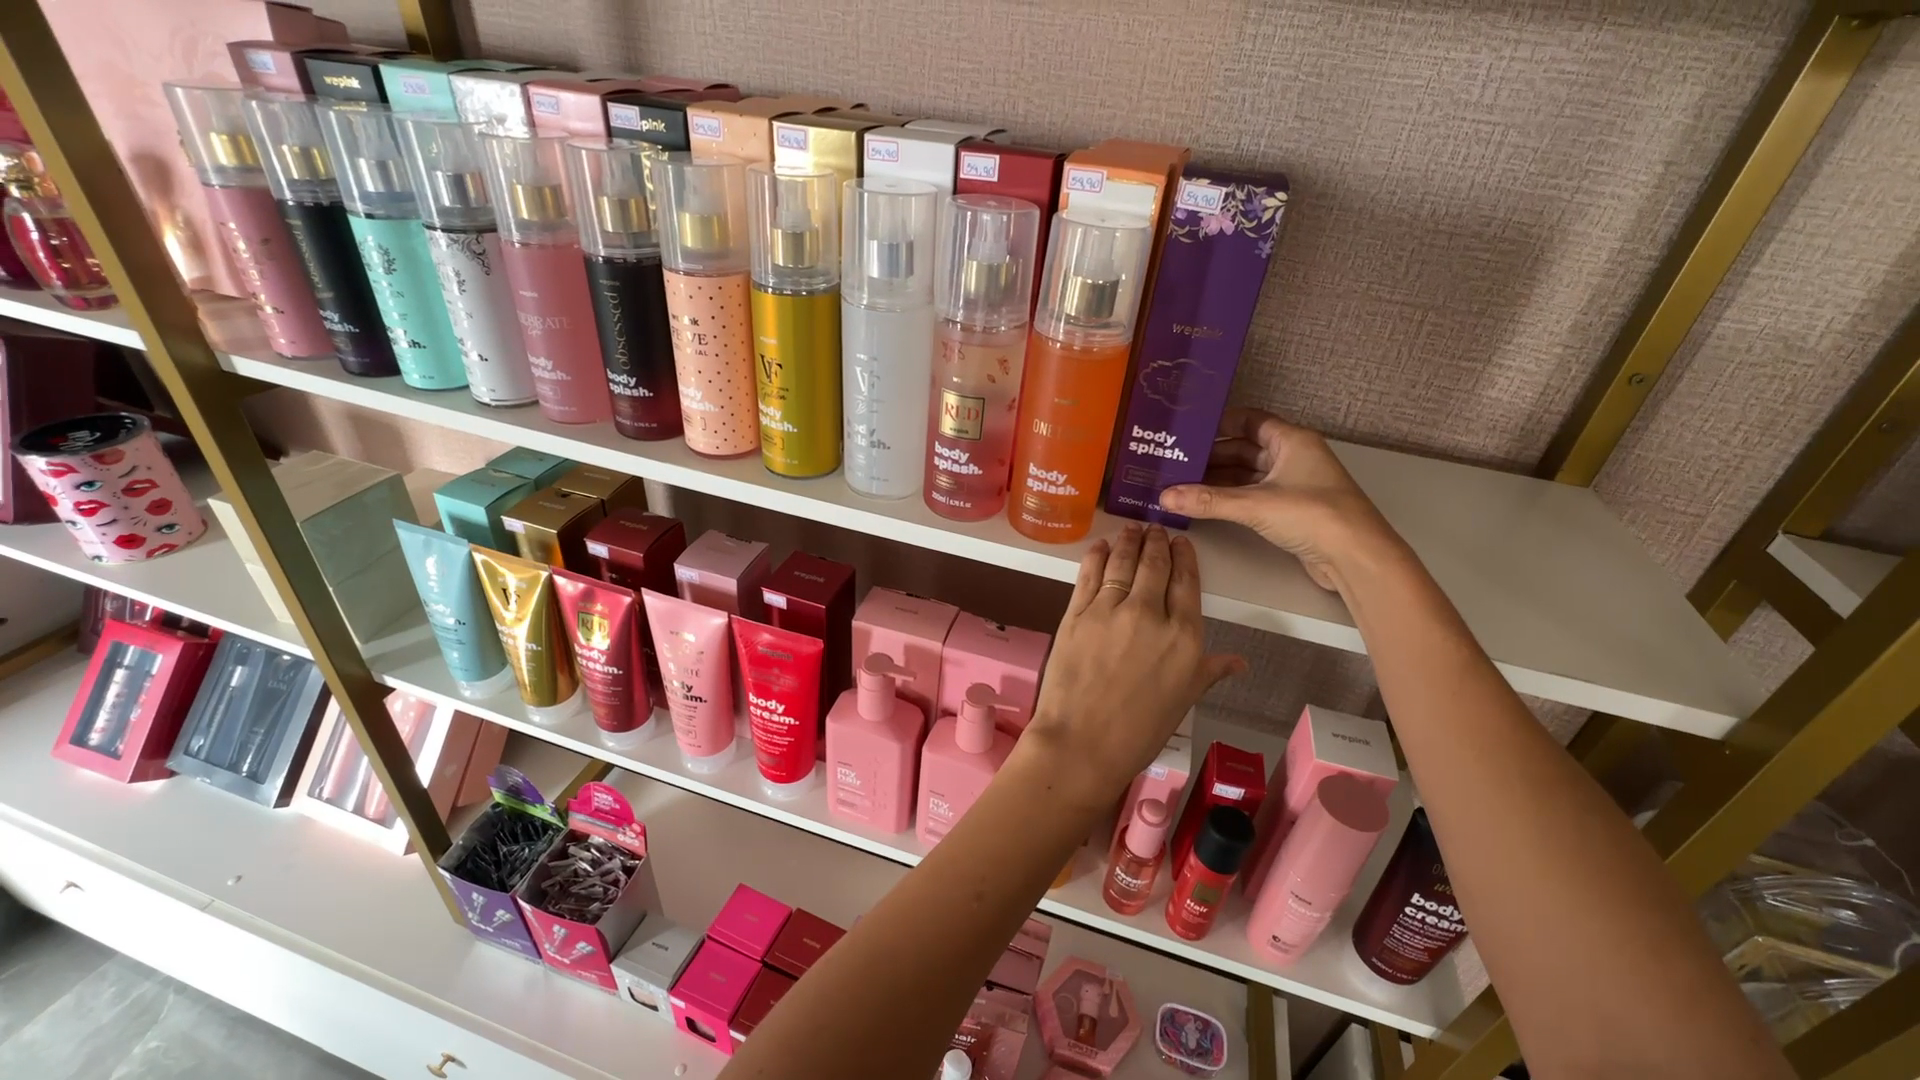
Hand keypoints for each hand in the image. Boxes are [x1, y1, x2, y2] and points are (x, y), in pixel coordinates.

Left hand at [1022, 525, 1244, 809]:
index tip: (1180, 542)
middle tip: (1155, 529)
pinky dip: (1096, 557)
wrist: (1082, 744)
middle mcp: (1150, 614)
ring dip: (1128, 542)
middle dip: (1156, 543)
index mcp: (1184, 636)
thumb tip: (1238, 662)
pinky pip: (1089, 575)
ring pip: (1122, 564)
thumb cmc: (1139, 731)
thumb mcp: (1184, 700)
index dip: (1183, 558)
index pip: (1187, 583)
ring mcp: (1110, 610)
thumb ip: (1209, 671)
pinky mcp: (1076, 614)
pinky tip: (1100, 546)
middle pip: (1154, 566)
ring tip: (1132, 529)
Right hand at [1158, 408, 1400, 591]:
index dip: (1219, 423)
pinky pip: (1253, 495)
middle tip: (1175, 461)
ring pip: (1247, 474)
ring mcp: (1293, 484)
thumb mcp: (1256, 504)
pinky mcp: (1291, 509)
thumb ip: (1208, 500)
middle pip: (1244, 448)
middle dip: (1211, 455)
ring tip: (1182, 482)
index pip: (1249, 420)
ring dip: (1218, 479)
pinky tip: (1205, 503)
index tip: (1188, 431)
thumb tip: (1166, 496)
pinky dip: (1230, 497)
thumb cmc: (1315, 516)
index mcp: (1291, 441)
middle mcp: (1293, 457)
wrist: (1355, 557)